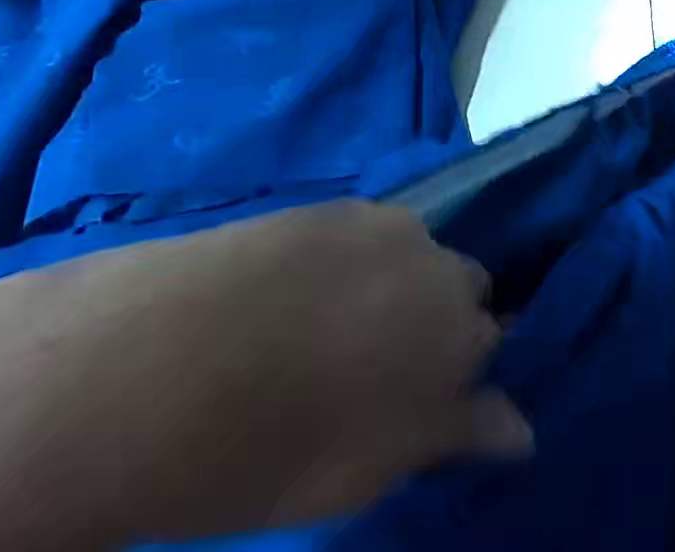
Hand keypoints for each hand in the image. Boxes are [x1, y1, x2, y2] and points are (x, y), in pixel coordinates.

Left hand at [0, 201, 529, 542]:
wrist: (153, 362)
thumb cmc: (270, 445)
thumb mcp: (371, 465)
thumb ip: (453, 434)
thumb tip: (520, 430)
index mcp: (460, 332)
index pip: (493, 342)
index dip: (463, 373)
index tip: (431, 396)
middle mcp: (434, 264)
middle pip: (460, 287)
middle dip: (437, 321)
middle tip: (380, 365)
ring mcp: (378, 227)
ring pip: (412, 257)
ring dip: (396, 284)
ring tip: (333, 324)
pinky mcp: (328, 208)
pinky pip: (366, 235)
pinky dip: (353, 261)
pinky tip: (300, 291)